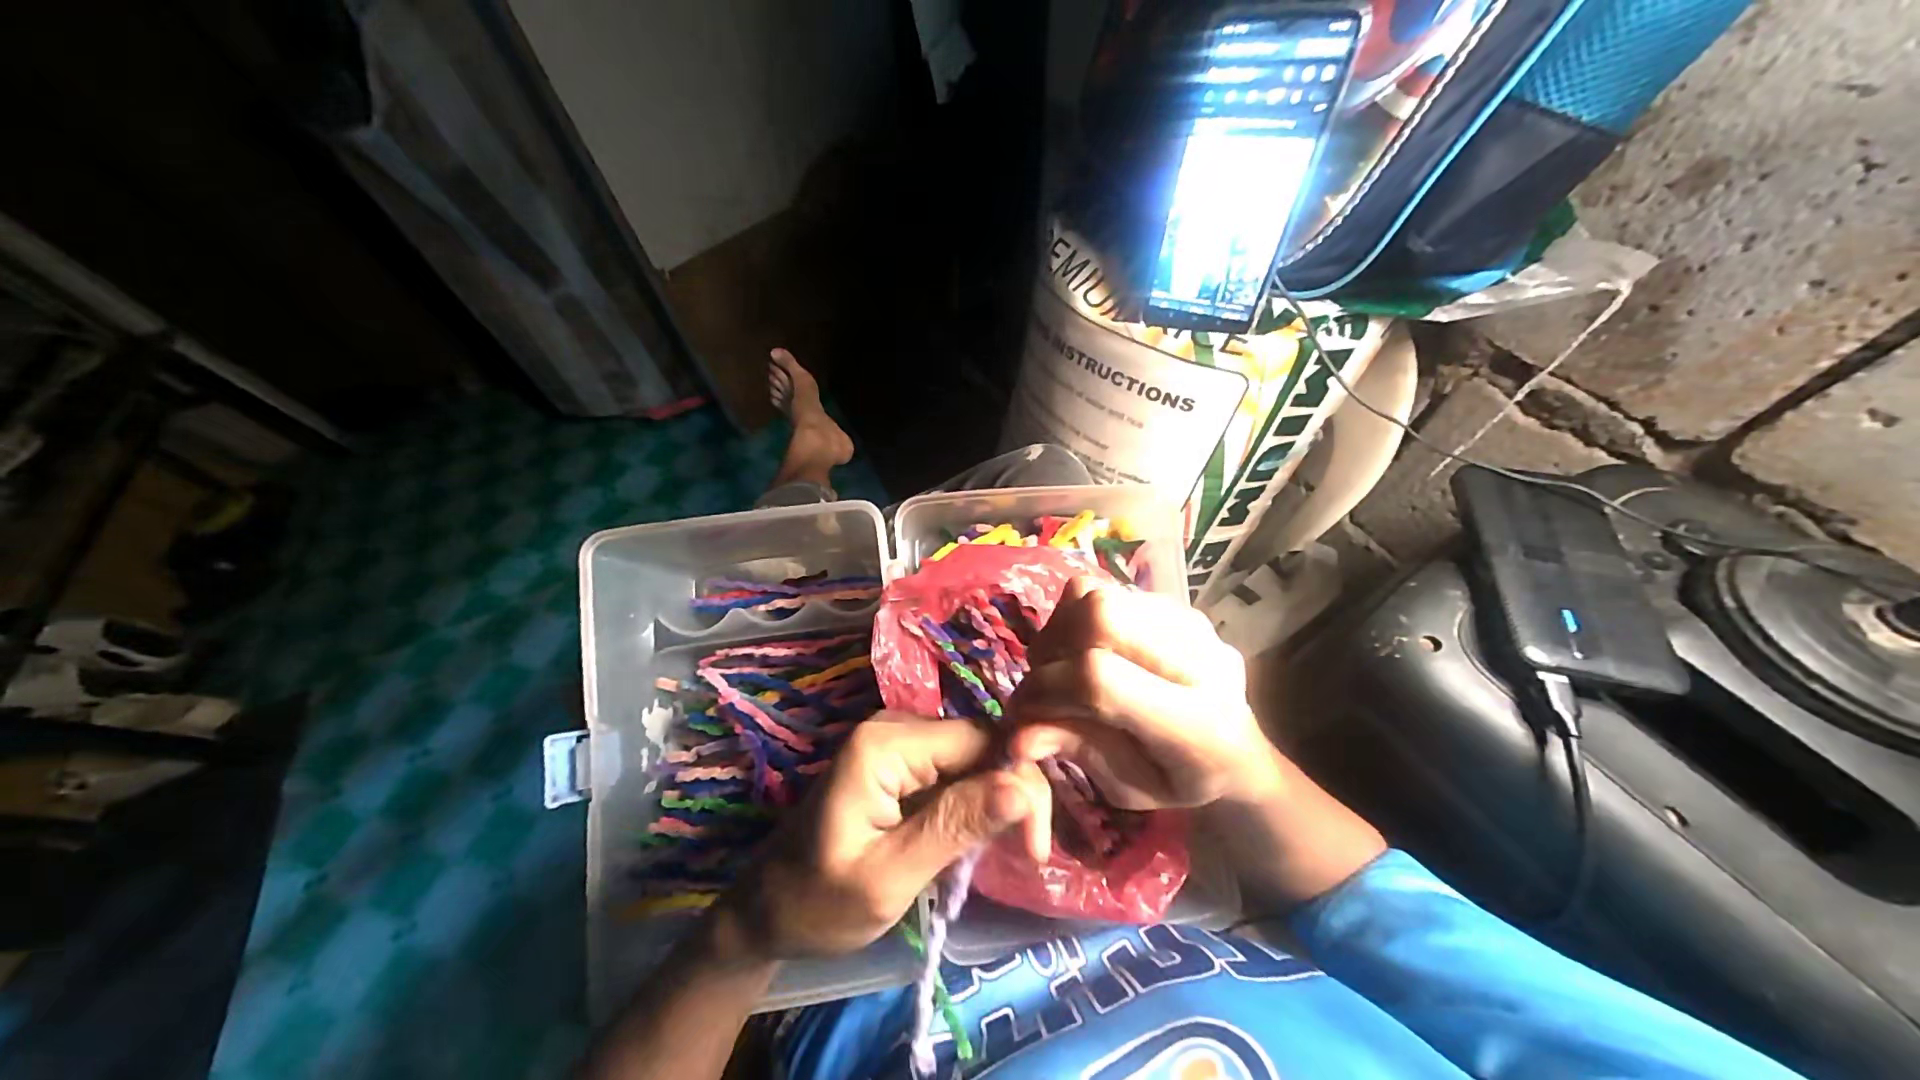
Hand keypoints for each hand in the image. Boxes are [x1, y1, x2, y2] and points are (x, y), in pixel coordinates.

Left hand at [720, 714, 1050, 960]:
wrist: (766, 910)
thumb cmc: (819, 903)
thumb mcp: (888, 878)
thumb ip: (954, 827)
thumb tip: (1023, 787)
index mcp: (886, 743)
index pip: (983, 739)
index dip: (1020, 782)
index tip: (1036, 845)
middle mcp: (894, 725)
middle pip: (982, 743)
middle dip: (1014, 792)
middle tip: (1029, 854)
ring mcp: (896, 740)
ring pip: (974, 756)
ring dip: (998, 799)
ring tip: (1012, 850)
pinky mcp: (899, 760)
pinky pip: (955, 769)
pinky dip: (976, 802)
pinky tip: (982, 836)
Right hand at [1008, 578, 1285, 811]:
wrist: (1239, 753)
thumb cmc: (1181, 780)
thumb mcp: (1127, 787)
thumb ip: (1076, 752)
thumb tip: (1016, 737)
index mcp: (1195, 724)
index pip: (1101, 678)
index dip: (1048, 687)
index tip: (1024, 710)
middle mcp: (1200, 660)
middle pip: (1102, 614)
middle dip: (1054, 645)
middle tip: (1044, 680)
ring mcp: (1192, 624)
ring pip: (1101, 596)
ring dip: (1063, 628)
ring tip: (1061, 665)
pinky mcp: (1179, 607)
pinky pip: (1110, 591)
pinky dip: (1079, 617)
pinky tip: (1084, 649)